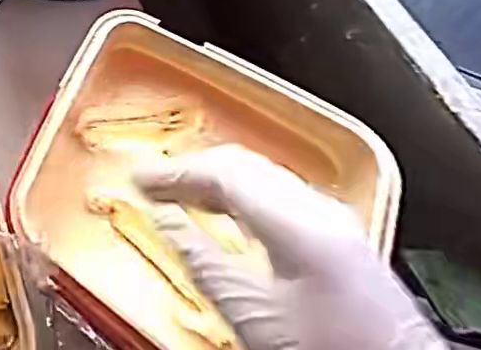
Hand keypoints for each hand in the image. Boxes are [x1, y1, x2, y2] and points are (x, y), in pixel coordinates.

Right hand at [135, 145, 445, 349]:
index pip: (221, 171)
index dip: (174, 172)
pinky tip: (228, 210)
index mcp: (295, 218)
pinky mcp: (340, 236)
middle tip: (154, 181)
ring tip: (182, 191)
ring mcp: (332, 218)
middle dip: (194, 168)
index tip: (140, 177)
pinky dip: (243, 193)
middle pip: (242, 164)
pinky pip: (278, 193)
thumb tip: (166, 221)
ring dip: (217, 177)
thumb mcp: (253, 317)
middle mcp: (316, 206)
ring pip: (261, 174)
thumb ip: (204, 262)